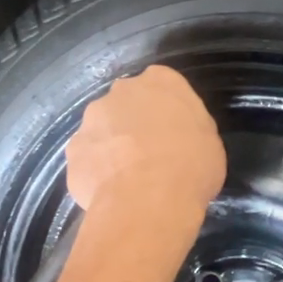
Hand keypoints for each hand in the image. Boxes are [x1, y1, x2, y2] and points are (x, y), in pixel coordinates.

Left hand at [65, 66, 224, 226]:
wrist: (148, 200)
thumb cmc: (190, 168)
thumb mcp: (209, 146)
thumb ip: (189, 132)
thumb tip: (178, 140)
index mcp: (160, 82)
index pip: (162, 85)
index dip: (165, 112)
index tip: (170, 134)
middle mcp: (120, 92)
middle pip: (125, 105)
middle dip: (131, 126)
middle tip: (146, 158)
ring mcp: (90, 121)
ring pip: (100, 132)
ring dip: (109, 149)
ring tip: (125, 181)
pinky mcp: (73, 152)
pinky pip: (86, 162)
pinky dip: (95, 175)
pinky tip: (109, 196)